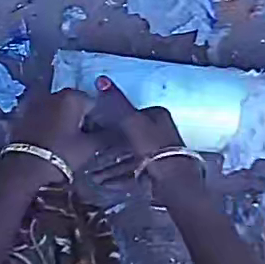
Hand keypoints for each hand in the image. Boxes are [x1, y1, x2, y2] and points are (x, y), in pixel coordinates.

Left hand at [1, 87, 101, 186]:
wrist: (24, 168)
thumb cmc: (61, 154)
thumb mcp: (89, 147)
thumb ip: (106, 135)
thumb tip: (120, 130)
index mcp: (72, 97)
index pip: (95, 104)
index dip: (99, 120)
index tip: (99, 135)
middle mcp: (53, 94)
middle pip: (74, 104)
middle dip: (80, 118)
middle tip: (84, 139)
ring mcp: (34, 102)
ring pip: (56, 109)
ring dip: (63, 120)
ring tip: (66, 140)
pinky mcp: (21, 115)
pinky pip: (41, 116)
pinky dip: (47, 123)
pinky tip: (50, 139)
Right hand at [88, 76, 205, 204]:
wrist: (173, 180)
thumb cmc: (153, 147)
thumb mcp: (131, 122)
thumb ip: (117, 103)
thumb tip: (102, 79)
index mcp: (158, 116)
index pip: (131, 115)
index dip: (111, 122)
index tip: (94, 131)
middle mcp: (161, 132)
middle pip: (129, 138)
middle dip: (108, 149)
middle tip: (90, 157)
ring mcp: (159, 154)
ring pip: (130, 157)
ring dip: (112, 166)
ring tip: (94, 175)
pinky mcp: (157, 173)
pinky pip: (134, 172)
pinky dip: (120, 177)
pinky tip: (105, 184)